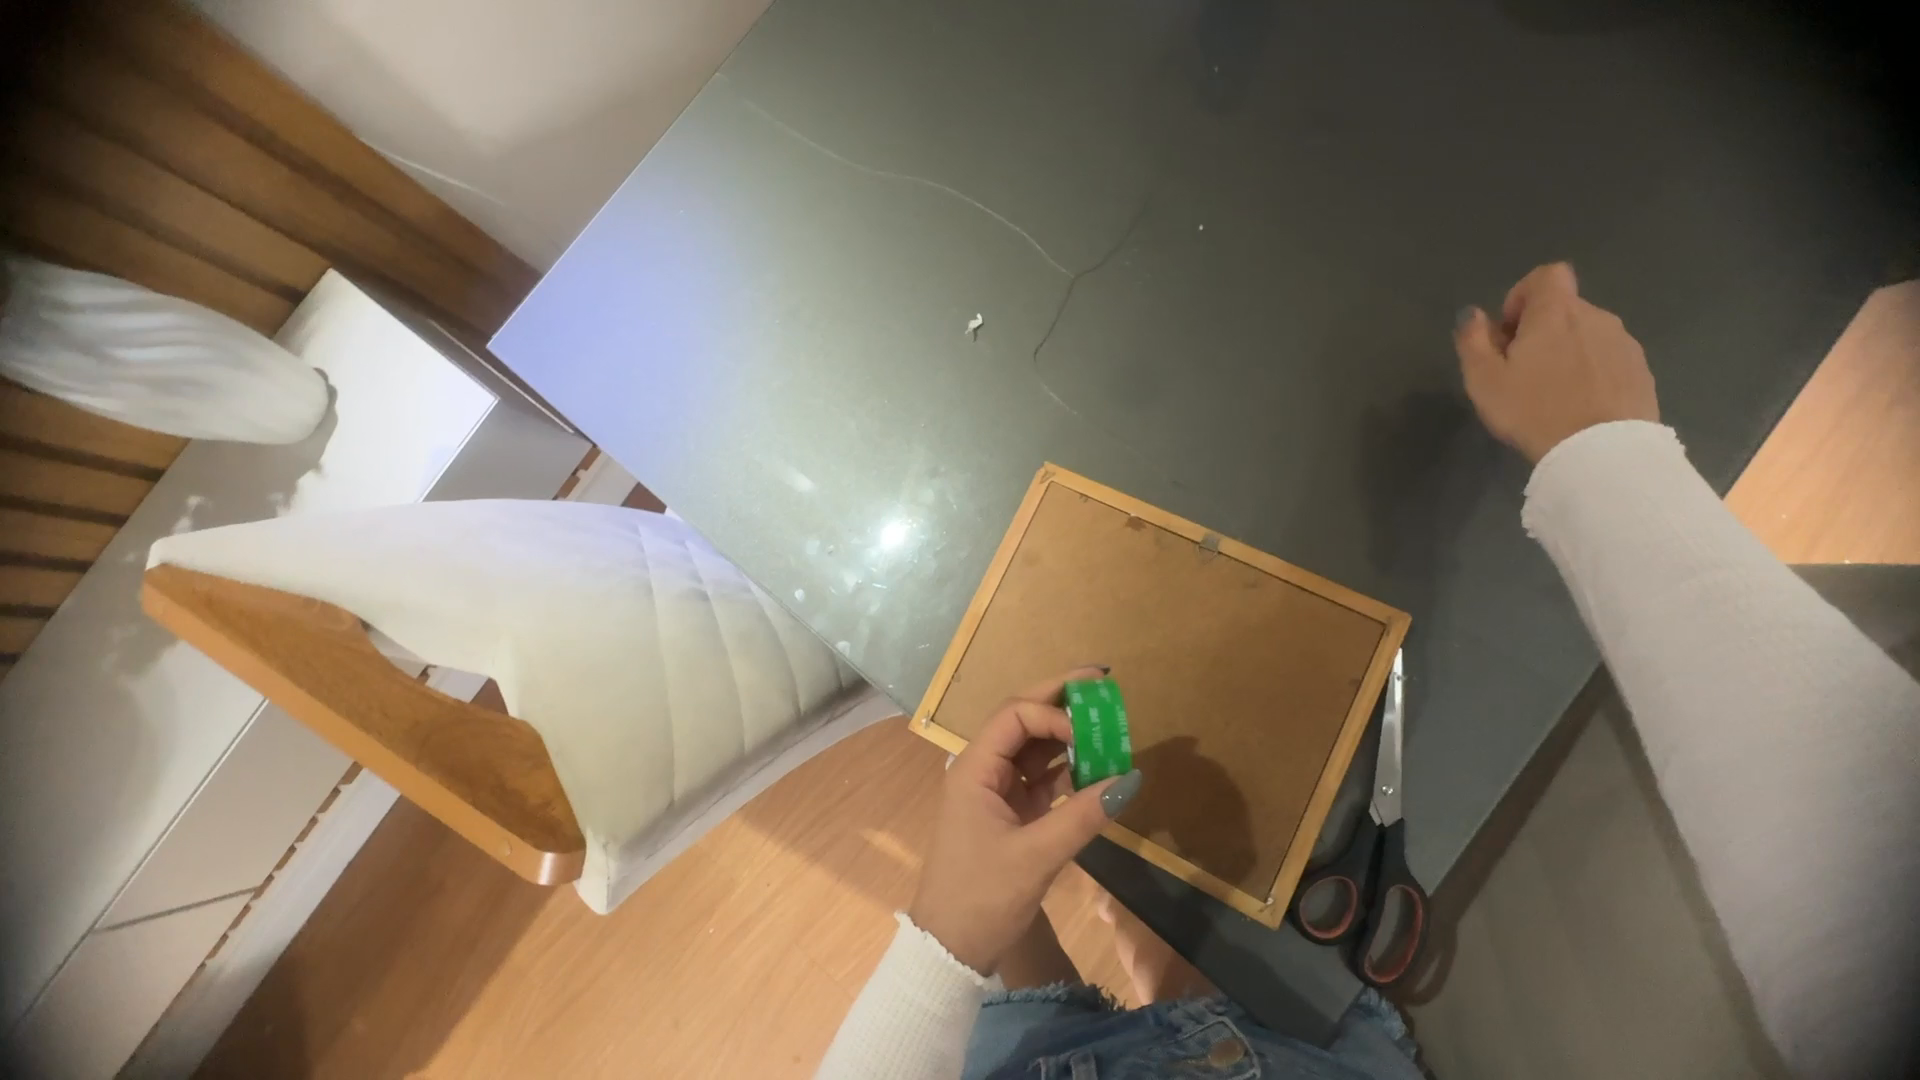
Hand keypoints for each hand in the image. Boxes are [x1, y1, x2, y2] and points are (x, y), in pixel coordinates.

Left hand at [908, 667, 1142, 974]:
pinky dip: (1067, 770)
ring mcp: (997, 790)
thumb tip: (1131, 778)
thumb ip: (1083, 815)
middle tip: (1102, 679)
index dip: (1054, 714)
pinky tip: (1096, 767)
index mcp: (974, 768)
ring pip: (1033, 747)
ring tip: (1107, 724)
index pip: (1015, 715)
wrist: (951, 948)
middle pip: (1022, 720)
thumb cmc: (983, 896)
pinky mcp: (1011, 812)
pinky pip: (1041, 777)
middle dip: (1060, 700)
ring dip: (1067, 736)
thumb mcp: (1036, 857)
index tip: (1089, 733)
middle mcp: (983, 769)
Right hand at [1455, 262, 1659, 462]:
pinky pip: (1606, 359)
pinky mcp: (1640, 370)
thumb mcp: (1483, 380)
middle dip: (1539, 330)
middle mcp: (1595, 317)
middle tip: (1519, 372)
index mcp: (1556, 314)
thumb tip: (1474, 314)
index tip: (1509, 331)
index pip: (1546, 275)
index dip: (1522, 295)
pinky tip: (1575, 404)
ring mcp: (1623, 343)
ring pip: (1586, 335)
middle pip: (1564, 308)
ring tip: (1548, 393)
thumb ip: (1474, 341)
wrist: (1601, 450)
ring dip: (1565, 352)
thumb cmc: (1532, 409)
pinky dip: (1588, 371)